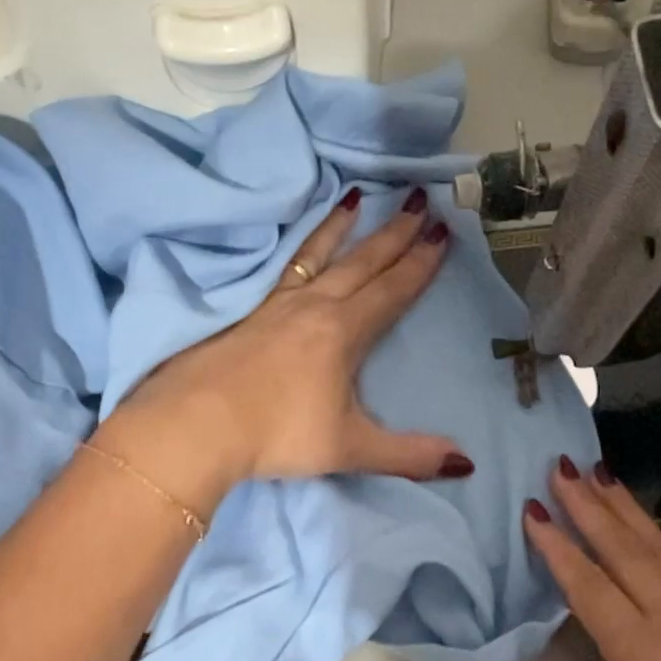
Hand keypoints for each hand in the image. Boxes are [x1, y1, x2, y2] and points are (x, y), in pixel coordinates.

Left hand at [102, 187, 470, 510]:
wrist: (195, 425)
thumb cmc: (277, 435)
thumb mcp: (350, 449)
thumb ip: (409, 455)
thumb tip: (465, 464)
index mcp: (344, 333)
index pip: (392, 291)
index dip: (421, 265)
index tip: (444, 234)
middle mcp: (313, 307)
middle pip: (362, 262)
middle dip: (396, 234)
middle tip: (422, 202)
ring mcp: (275, 305)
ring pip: (319, 255)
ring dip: (344, 227)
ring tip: (358, 196)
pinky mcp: (244, 311)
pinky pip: (282, 267)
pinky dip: (298, 247)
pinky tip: (297, 243)